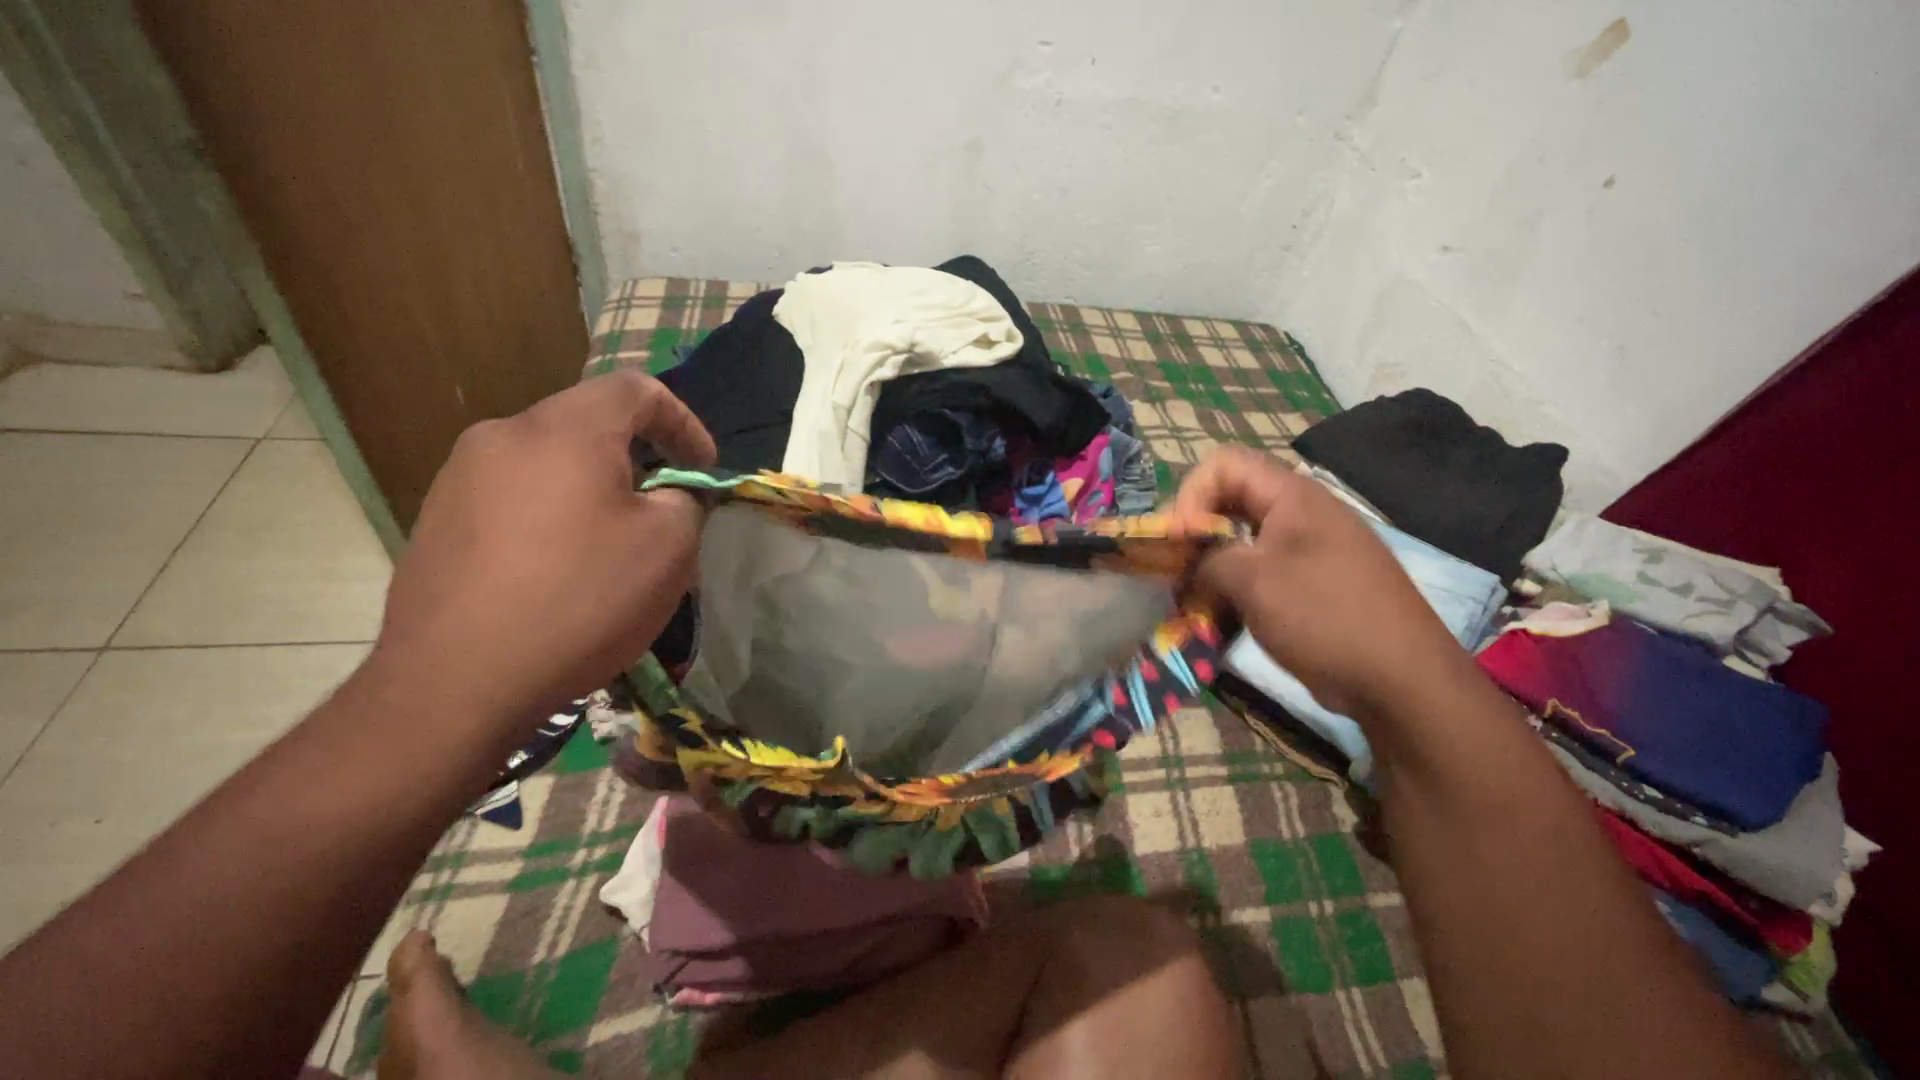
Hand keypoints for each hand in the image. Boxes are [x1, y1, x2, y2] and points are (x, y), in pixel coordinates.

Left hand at [369, 371, 715, 733]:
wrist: (456, 681)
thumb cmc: (579, 600)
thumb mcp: (668, 549)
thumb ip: (684, 500)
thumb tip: (667, 494)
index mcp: (564, 428)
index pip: (636, 389)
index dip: (683, 422)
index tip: (705, 469)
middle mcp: (503, 435)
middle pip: (588, 425)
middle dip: (637, 461)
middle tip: (664, 512)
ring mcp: (459, 478)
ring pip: (548, 465)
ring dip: (591, 492)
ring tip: (610, 549)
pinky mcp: (436, 521)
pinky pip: (512, 500)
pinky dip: (549, 519)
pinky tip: (558, 575)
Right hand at [1171, 446, 1473, 716]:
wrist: (1400, 679)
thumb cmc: (1324, 616)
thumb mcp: (1252, 581)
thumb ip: (1207, 559)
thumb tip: (1187, 564)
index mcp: (1293, 496)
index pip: (1224, 464)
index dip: (1190, 494)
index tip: (1176, 541)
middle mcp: (1302, 514)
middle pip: (1231, 502)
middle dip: (1196, 535)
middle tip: (1176, 573)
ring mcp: (1310, 552)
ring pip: (1243, 543)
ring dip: (1211, 569)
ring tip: (1194, 604)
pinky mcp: (1314, 587)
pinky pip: (1262, 574)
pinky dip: (1235, 591)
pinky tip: (1221, 621)